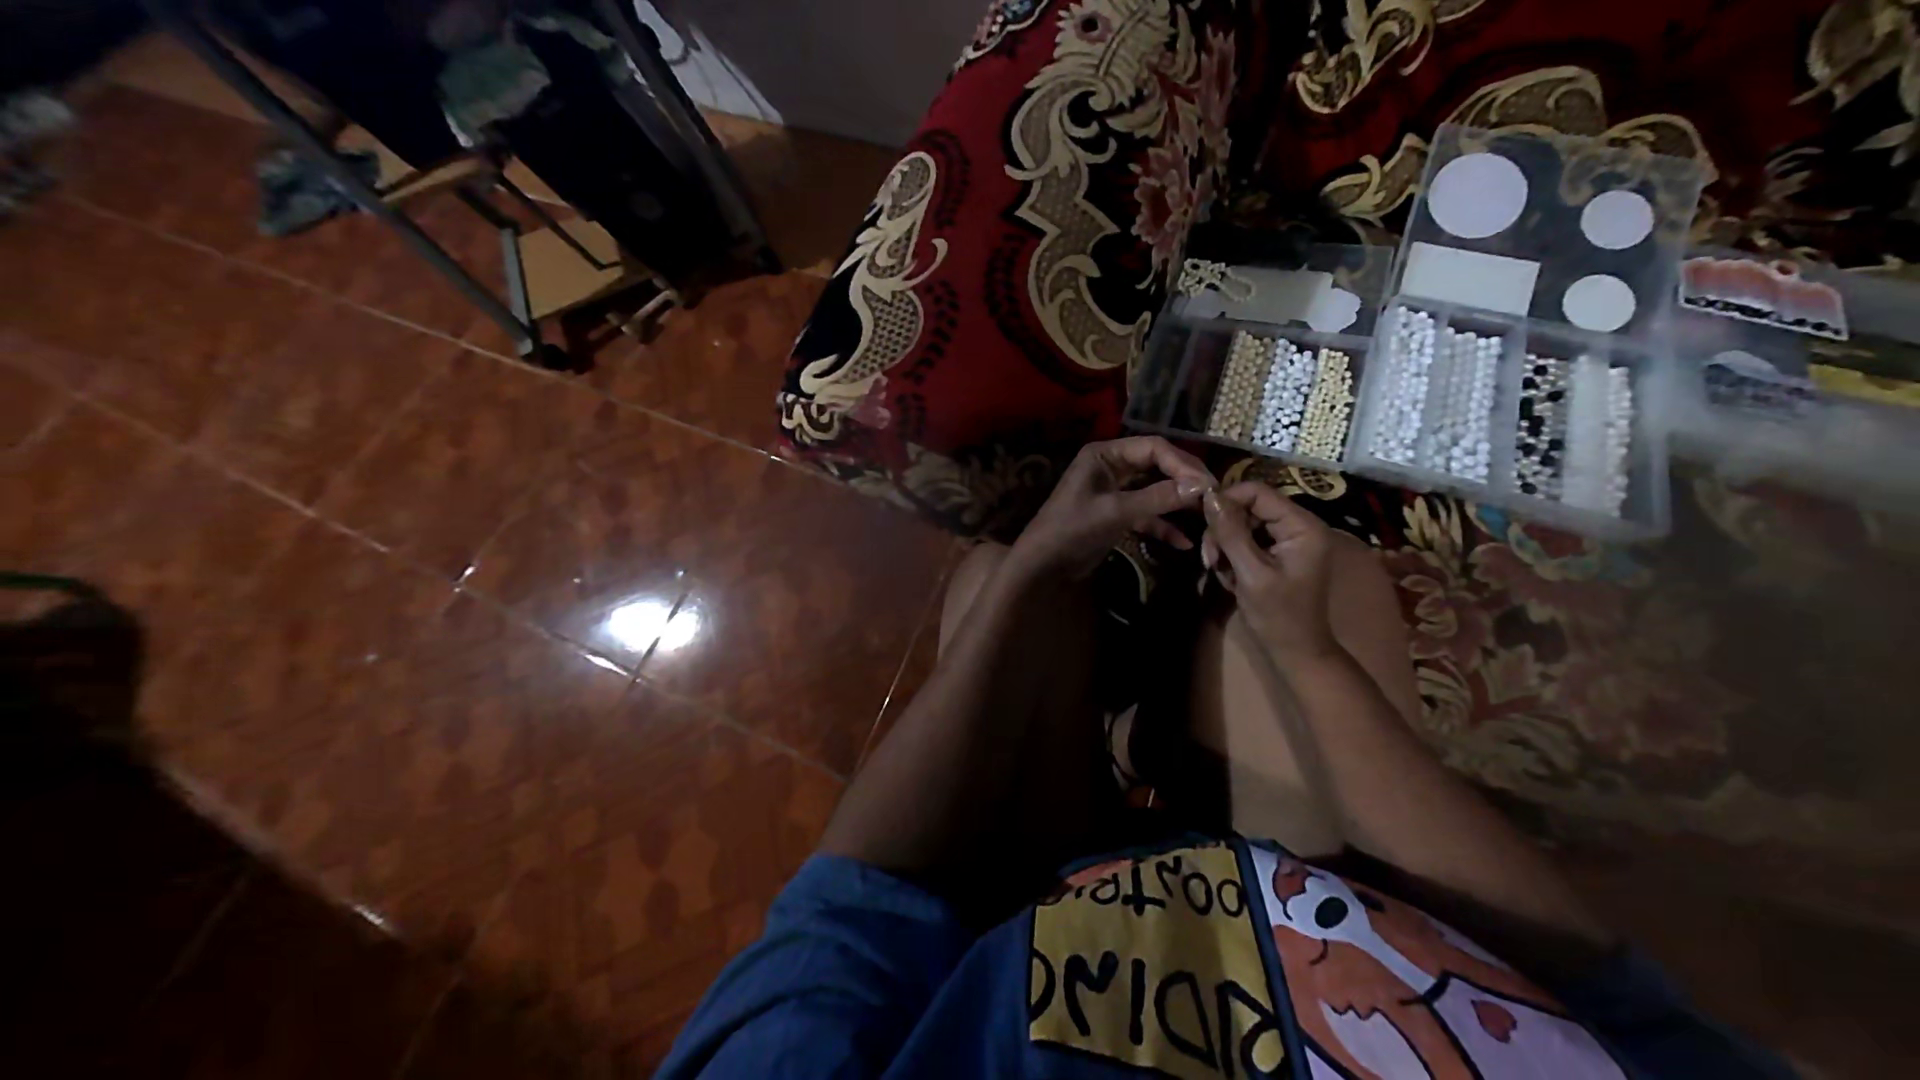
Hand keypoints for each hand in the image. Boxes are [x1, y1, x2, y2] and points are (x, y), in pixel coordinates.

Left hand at [1008, 437, 1215, 579]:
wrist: (1043, 565)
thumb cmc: (1072, 530)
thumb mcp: (1116, 513)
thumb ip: (1157, 498)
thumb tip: (1201, 488)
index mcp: (1104, 454)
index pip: (1154, 448)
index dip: (1183, 464)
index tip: (1208, 485)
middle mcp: (1111, 466)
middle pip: (1158, 466)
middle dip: (1185, 483)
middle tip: (1214, 498)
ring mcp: (1114, 491)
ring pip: (1155, 490)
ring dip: (1178, 504)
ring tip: (1206, 517)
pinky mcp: (1116, 515)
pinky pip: (1147, 514)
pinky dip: (1163, 525)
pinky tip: (1184, 542)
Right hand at [1200, 482, 1338, 660]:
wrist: (1295, 651)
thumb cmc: (1277, 615)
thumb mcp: (1250, 572)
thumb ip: (1231, 532)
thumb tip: (1209, 496)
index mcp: (1302, 526)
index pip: (1258, 492)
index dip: (1227, 502)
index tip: (1203, 525)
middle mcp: (1299, 526)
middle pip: (1249, 507)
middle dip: (1224, 529)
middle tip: (1209, 558)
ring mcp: (1289, 540)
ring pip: (1244, 523)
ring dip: (1224, 544)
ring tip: (1218, 570)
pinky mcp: (1279, 553)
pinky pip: (1248, 539)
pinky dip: (1232, 554)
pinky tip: (1229, 576)